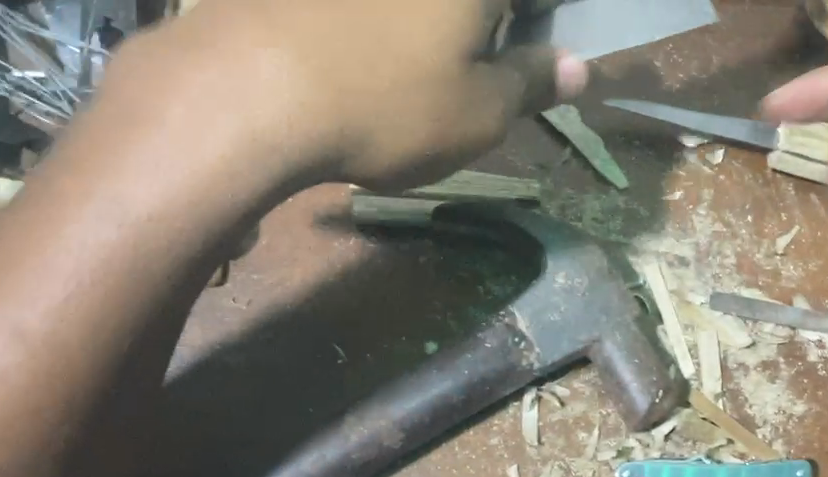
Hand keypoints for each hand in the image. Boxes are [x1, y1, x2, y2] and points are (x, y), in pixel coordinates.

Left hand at [144, 0, 587, 193]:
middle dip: (484, 30)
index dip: (537, 29)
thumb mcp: (479, 115)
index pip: (532, 3)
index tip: (533, 56)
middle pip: (469, 7)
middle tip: (472, 68)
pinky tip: (361, 55)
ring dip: (427, 31)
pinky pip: (362, 10)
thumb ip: (530, 83)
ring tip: (415, 72)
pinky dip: (374, 25)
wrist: (250, 91)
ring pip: (415, 11)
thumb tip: (577, 67)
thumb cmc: (389, 106)